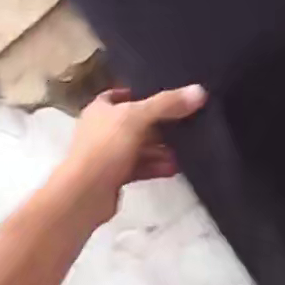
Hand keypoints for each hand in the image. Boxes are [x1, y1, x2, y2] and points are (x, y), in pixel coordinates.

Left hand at [52, 84, 207, 225]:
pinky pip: (139, 168)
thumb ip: (167, 104)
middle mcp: (102, 130)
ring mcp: (108, 155)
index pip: (122, 95)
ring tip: (185, 149)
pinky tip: (175, 169)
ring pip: (139, 147)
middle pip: (135, 123)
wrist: (85, 193)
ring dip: (160, 149)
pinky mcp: (114, 177)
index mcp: (101, 110)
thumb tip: (199, 91)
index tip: (166, 97)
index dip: (142, 94)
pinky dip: (155, 167)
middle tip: (185, 124)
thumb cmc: (106, 147)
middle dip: (159, 125)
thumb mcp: (137, 118)